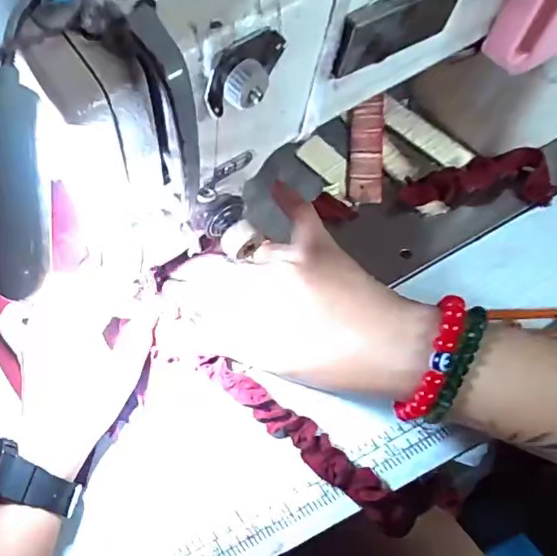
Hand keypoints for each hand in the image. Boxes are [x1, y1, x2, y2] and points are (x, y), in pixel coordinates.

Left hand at [0, 273, 154, 479]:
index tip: (145, 313)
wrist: (52, 436)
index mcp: (78, 321)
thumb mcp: (125, 373)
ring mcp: (34, 326)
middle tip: (126, 304)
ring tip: (102, 306)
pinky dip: (52, 303)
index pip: (108, 292)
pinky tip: (66, 315)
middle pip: (80, 281)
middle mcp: (51, 316)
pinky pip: (35, 307)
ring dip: (81, 290)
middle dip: (106, 287)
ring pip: (55, 289)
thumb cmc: (91, 407)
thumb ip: (140, 335)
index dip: (131, 299)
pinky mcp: (26, 339)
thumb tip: (151, 311)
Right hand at [161, 182, 434, 396]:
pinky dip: (284, 200)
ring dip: (224, 253)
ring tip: (215, 256)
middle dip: (187, 278)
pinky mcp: (314, 244)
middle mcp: (258, 289)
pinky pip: (294, 214)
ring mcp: (286, 262)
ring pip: (240, 248)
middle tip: (177, 281)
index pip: (194, 308)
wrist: (390, 348)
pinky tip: (273, 188)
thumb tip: (198, 328)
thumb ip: (233, 343)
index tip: (165, 304)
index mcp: (247, 326)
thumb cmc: (335, 367)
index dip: (174, 305)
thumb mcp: (275, 365)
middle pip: (208, 273)